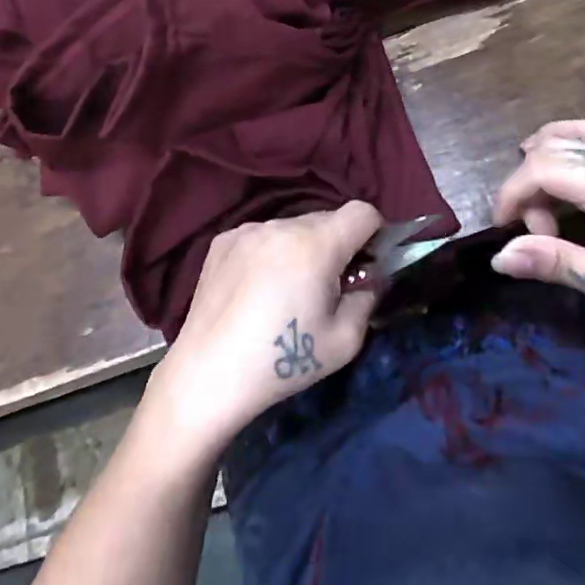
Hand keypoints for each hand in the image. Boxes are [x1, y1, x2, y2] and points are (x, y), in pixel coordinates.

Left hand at [143, 202, 383, 450]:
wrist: (209, 372)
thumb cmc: (282, 361)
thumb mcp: (345, 340)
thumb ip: (368, 297)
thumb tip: (369, 277)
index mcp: (314, 245)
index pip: (362, 212)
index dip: (375, 234)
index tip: (368, 263)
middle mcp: (279, 226)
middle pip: (326, 220)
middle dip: (337, 246)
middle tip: (328, 287)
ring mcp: (246, 231)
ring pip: (291, 228)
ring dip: (302, 248)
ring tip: (286, 292)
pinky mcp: (221, 242)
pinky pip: (261, 237)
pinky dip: (270, 253)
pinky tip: (256, 290)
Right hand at [489, 119, 584, 342]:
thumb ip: (555, 263)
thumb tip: (499, 258)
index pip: (543, 168)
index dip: (511, 194)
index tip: (503, 229)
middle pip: (548, 151)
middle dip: (525, 189)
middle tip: (536, 232)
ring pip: (561, 141)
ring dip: (539, 173)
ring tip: (548, 214)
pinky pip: (582, 140)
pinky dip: (557, 155)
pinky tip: (557, 184)